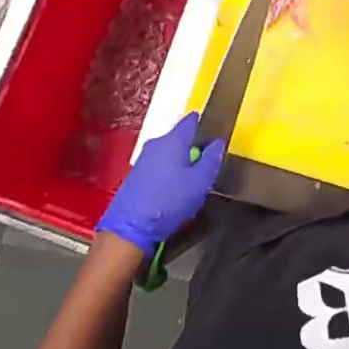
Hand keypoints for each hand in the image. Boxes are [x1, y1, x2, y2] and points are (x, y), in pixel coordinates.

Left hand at [95, 113, 225, 254]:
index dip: (205, 124)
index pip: (191, 121)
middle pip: (179, 138)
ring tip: (194, 180)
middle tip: (208, 163)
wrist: (130, 227)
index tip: (216, 132)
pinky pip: (158, 167)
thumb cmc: (170, 200)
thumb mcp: (200, 182)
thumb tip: (217, 143)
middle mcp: (156, 144)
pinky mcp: (136, 175)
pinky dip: (169, 173)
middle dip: (194, 148)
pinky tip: (175, 190)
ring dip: (181, 163)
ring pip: (168, 154)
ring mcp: (143, 159)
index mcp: (173, 140)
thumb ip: (211, 159)